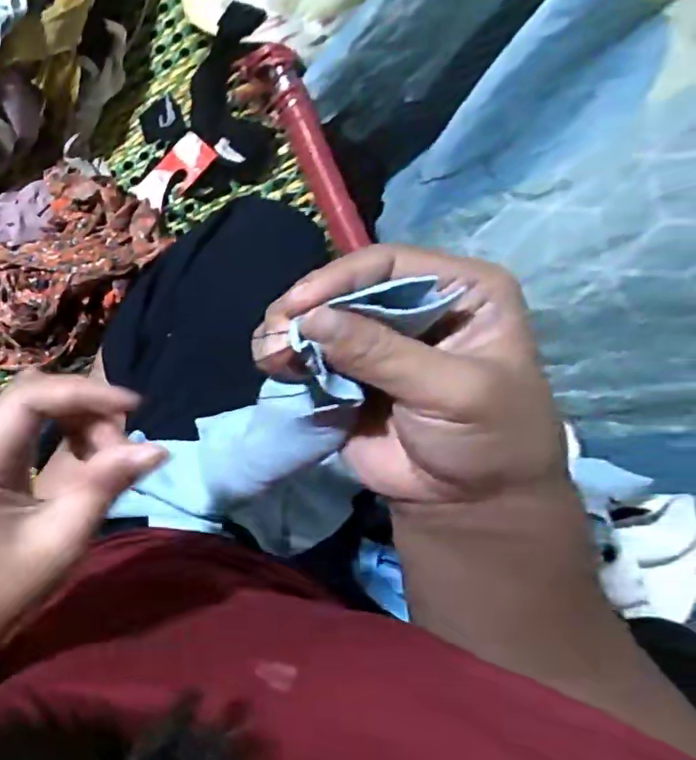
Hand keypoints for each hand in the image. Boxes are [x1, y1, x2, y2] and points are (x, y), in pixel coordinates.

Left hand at [0, 373, 166, 626]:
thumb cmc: (15, 578)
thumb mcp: (65, 536)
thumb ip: (103, 486)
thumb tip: (155, 447)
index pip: (26, 398)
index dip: (81, 392)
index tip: (134, 407)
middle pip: (27, 393)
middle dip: (83, 407)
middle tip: (121, 446)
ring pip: (28, 401)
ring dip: (76, 416)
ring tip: (107, 456)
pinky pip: (24, 419)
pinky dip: (63, 425)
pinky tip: (87, 455)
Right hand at [252, 245, 568, 505]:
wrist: (464, 496)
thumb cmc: (487, 436)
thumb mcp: (448, 390)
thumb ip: (381, 353)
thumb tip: (309, 320)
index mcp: (459, 294)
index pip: (387, 263)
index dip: (337, 278)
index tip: (298, 307)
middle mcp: (410, 308)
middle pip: (337, 287)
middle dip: (299, 309)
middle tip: (276, 338)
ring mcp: (368, 340)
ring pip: (308, 318)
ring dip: (281, 334)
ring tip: (272, 360)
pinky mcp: (335, 370)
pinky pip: (296, 350)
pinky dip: (277, 356)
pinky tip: (276, 370)